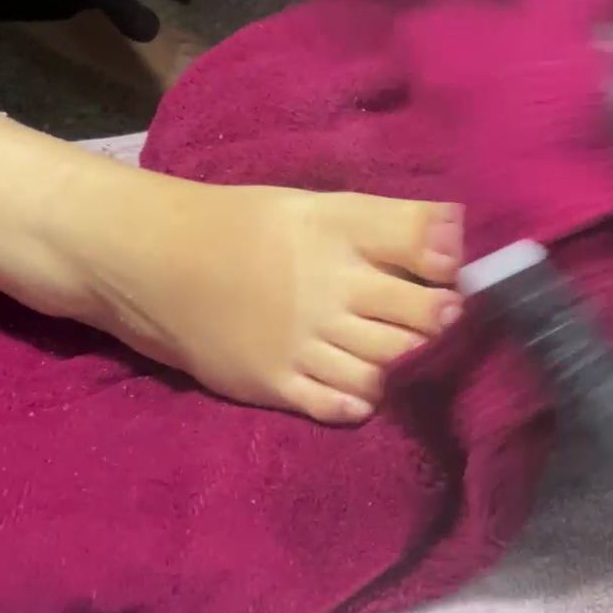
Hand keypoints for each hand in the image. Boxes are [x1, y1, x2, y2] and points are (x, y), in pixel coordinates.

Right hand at [47, 169, 463, 424]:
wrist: (150, 260)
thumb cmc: (255, 229)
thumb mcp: (326, 208)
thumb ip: (398, 223)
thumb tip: (463, 232)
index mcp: (343, 233)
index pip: (425, 247)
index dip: (457, 269)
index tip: (461, 279)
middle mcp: (328, 288)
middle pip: (419, 319)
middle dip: (445, 326)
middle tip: (452, 326)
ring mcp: (301, 341)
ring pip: (388, 367)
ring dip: (415, 367)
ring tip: (424, 362)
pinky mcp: (272, 382)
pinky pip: (336, 405)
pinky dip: (363, 402)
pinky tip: (374, 393)